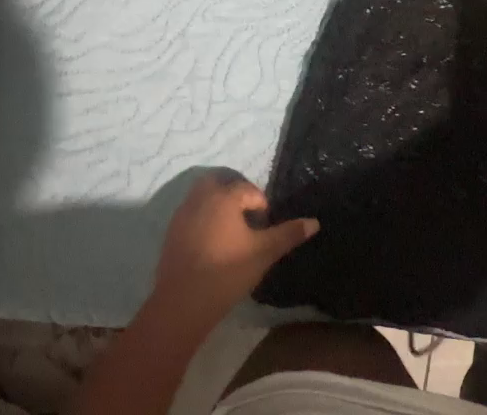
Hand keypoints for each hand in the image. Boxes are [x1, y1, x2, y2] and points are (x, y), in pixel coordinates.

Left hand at [149, 171, 318, 325]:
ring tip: (231, 231)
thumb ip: (289, 234)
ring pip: (202, 196)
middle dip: (235, 194)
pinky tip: (212, 244)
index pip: (248, 190)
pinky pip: (191, 214)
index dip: (261, 206)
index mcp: (223, 197)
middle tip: (247, 218)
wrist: (183, 303)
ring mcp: (182, 214)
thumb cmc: (227, 271)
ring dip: (217, 205)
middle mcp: (200, 198)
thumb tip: (314, 222)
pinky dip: (203, 219)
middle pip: (219, 182)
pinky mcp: (171, 232)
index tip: (265, 228)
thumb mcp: (264, 253)